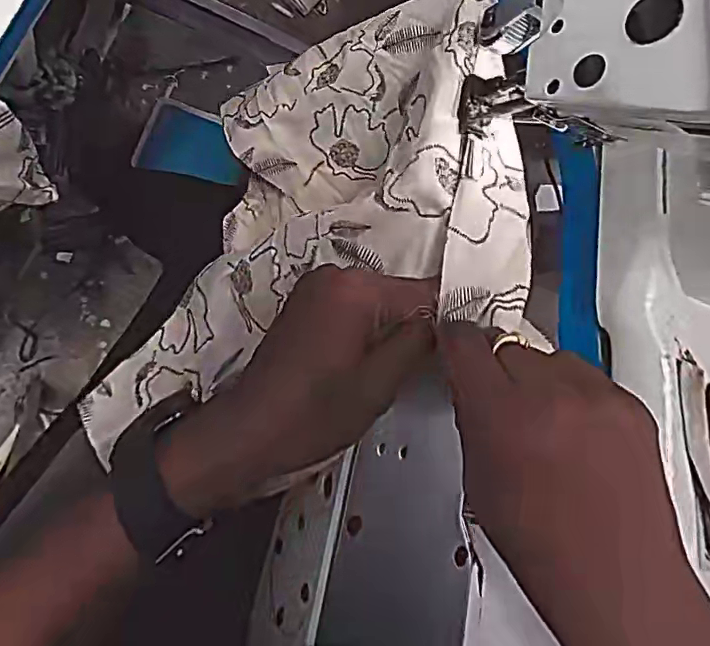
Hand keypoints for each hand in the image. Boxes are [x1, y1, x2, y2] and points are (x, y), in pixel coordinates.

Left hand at [157, 265, 436, 517]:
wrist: (245, 436)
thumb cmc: (310, 416)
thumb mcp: (378, 384)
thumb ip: (419, 342)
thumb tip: (446, 320)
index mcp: (355, 288)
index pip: (424, 292)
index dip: (448, 320)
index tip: (464, 346)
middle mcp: (336, 274)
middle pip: (400, 295)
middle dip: (417, 327)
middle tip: (426, 368)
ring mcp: (318, 287)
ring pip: (379, 302)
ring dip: (392, 330)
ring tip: (393, 370)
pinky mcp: (307, 303)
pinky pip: (355, 307)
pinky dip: (368, 329)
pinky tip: (368, 362)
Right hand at [438, 322, 709, 645]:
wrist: (622, 584)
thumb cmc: (551, 552)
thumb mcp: (481, 485)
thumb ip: (470, 420)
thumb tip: (468, 384)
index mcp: (503, 414)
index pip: (465, 343)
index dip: (456, 342)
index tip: (458, 344)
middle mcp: (552, 395)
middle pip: (509, 347)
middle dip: (502, 372)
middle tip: (509, 408)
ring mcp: (596, 397)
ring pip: (552, 358)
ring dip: (544, 382)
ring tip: (550, 429)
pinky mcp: (630, 403)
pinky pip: (591, 377)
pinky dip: (581, 397)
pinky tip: (581, 438)